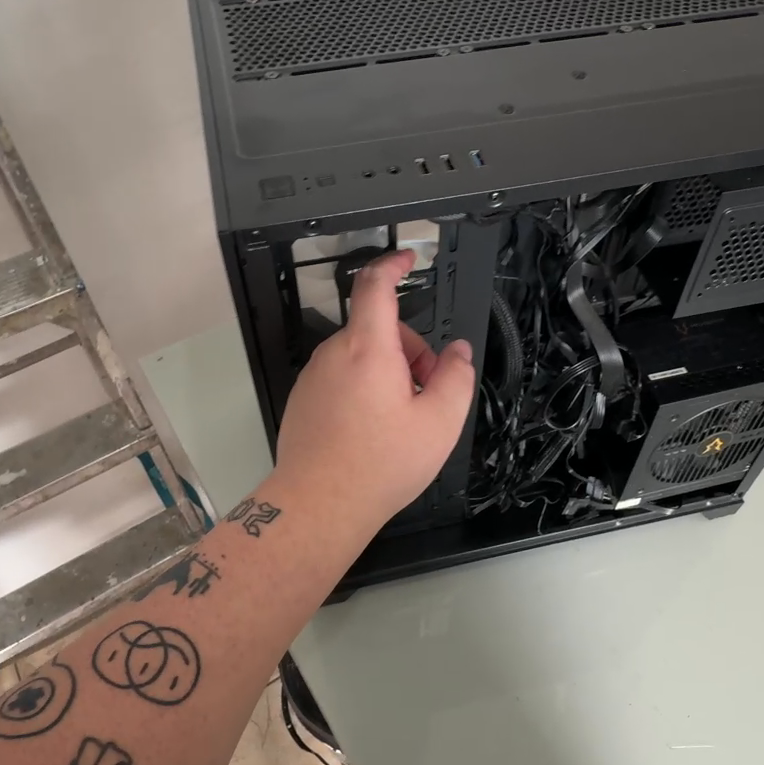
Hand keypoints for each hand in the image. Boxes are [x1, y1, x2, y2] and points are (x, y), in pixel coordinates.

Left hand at [270, 249, 474, 532]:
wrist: (319, 504)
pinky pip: (341, 378)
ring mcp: (314, 377)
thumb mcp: (439, 422)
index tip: (408, 259)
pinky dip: (363, 389)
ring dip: (387, 373)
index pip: (375, 284)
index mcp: (368, 350)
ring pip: (360, 356)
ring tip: (399, 420)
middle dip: (410, 350)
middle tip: (426, 392)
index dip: (394, 263)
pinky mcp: (304, 399)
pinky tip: (372, 431)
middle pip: (378, 329)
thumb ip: (457, 377)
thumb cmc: (374, 467)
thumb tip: (459, 353)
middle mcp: (334, 355)